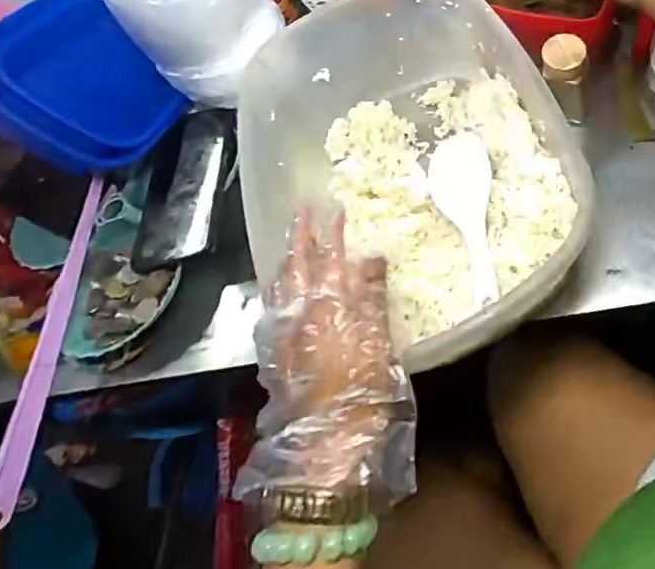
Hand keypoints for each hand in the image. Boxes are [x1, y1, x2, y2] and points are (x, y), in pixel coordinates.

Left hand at [256, 211, 402, 490]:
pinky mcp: (276, 353)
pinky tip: (284, 288)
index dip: (334, 234)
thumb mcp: (378, 340)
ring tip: (292, 242)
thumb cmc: (361, 389)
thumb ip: (373, 297)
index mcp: (330, 307)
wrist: (323, 443)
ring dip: (287, 260)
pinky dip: (280, 287)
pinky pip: (275, 307)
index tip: (336, 210)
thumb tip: (371, 258)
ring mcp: (284, 334)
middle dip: (301, 238)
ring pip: (282, 285)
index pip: (332, 259)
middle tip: (302, 212)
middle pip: (298, 267)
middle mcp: (301, 314)